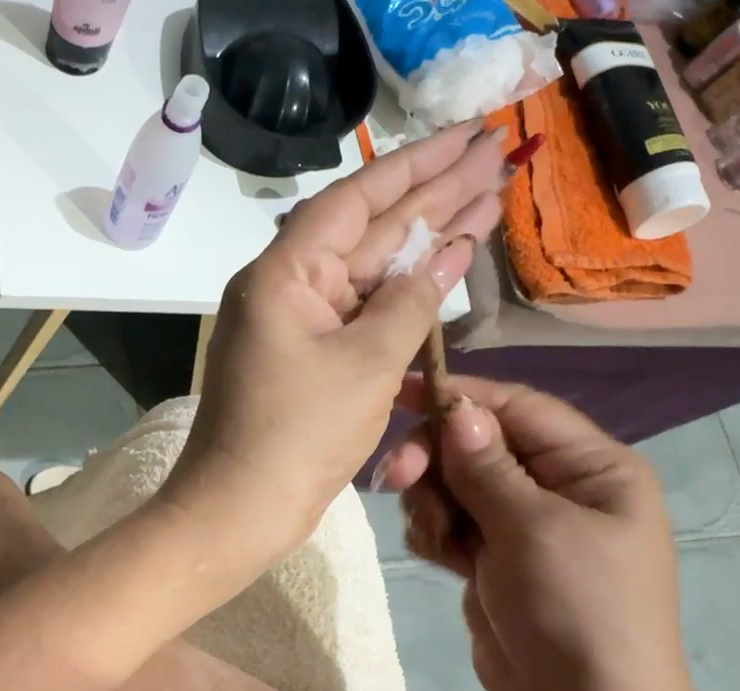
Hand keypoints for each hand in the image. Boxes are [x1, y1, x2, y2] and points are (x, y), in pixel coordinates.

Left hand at [160, 120, 505, 559]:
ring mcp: (292, 326)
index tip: (471, 134)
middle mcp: (282, 291)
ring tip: (491, 192)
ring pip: (365, 269)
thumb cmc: (296, 434)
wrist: (239, 507)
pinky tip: (446, 262)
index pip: (353, 201)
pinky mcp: (303, 360)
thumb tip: (448, 252)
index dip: (416, 164)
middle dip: (432, 192)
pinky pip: (358, 310)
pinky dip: (401, 291)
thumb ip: (411, 300)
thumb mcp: (366, 362)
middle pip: (364, 229)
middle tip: (500, 152)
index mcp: (281, 276)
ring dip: (424, 237)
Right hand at [374, 375, 687, 690]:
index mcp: (593, 467)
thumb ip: (488, 467)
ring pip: (452, 486)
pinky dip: (433, 534)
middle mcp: (558, 488)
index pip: (518, 409)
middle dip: (432, 461)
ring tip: (440, 544)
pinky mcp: (491, 558)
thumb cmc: (576, 608)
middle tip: (392, 481)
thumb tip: (458, 409)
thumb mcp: (533, 529)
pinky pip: (447, 524)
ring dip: (431, 505)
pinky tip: (441, 559)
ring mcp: (522, 525)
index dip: (460, 397)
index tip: (399, 392)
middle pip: (476, 446)